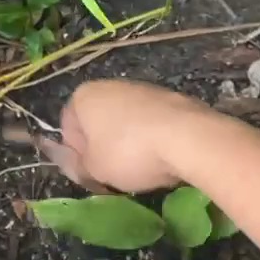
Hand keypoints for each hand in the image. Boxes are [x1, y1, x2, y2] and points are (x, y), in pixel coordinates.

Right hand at [55, 79, 220, 193]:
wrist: (191, 138)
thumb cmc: (130, 152)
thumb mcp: (95, 170)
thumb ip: (78, 166)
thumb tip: (76, 163)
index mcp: (83, 96)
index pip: (68, 128)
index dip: (79, 155)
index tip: (95, 174)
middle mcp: (109, 85)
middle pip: (99, 121)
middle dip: (106, 146)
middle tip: (118, 172)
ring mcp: (143, 88)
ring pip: (128, 120)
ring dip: (132, 141)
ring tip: (147, 167)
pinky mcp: (172, 97)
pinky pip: (155, 121)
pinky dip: (156, 137)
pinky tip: (168, 156)